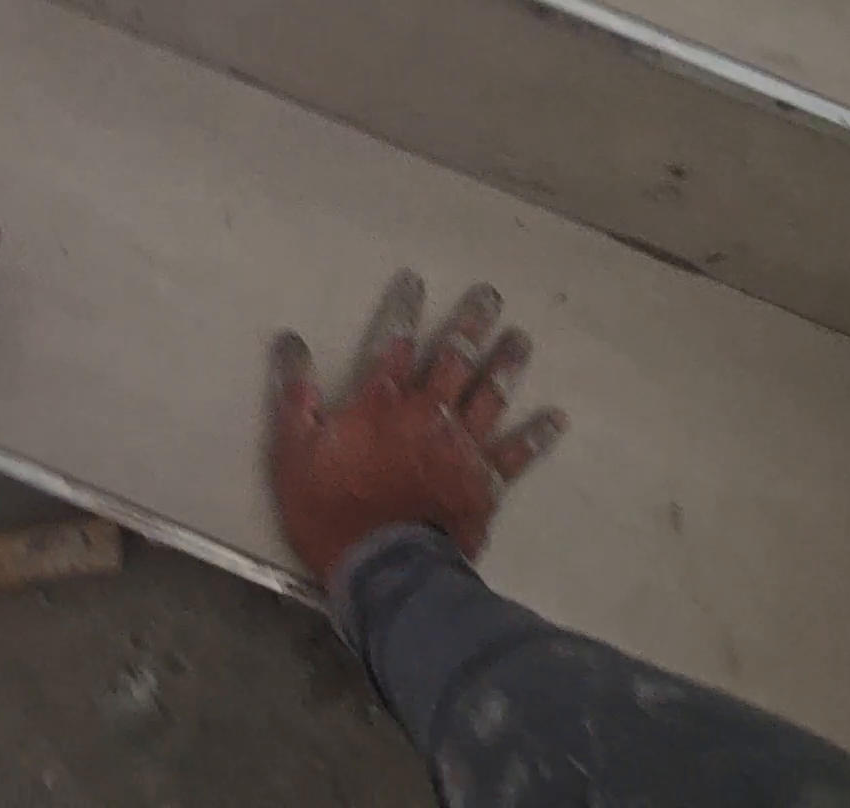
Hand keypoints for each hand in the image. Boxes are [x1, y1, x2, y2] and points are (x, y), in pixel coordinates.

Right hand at [268, 270, 566, 584]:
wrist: (378, 570)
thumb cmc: (329, 507)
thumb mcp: (294, 450)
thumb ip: (295, 394)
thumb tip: (292, 341)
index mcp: (382, 401)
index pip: (397, 341)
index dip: (407, 308)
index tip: (419, 279)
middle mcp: (427, 412)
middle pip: (454, 358)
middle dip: (472, 323)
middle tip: (490, 296)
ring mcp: (461, 445)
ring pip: (490, 394)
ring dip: (507, 363)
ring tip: (522, 338)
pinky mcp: (484, 481)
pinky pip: (516, 454)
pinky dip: (536, 436)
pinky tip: (557, 418)